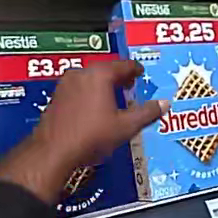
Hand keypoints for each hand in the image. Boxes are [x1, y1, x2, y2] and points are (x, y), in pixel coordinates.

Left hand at [0, 59, 167, 206]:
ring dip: (103, 85)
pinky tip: (95, 108)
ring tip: (115, 97)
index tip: (141, 72)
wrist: (54, 152)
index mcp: (100, 75)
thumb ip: (146, 113)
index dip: (135, 69)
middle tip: (130, 85)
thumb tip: (163, 104)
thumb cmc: (90, 136)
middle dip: (119, 77)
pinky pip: (79, 89)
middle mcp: (81, 74)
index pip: (124, 65)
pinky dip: (90, 93)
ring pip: (90, 78)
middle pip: (105, 69)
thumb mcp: (125, 127)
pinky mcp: (57, 97)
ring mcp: (65, 85)